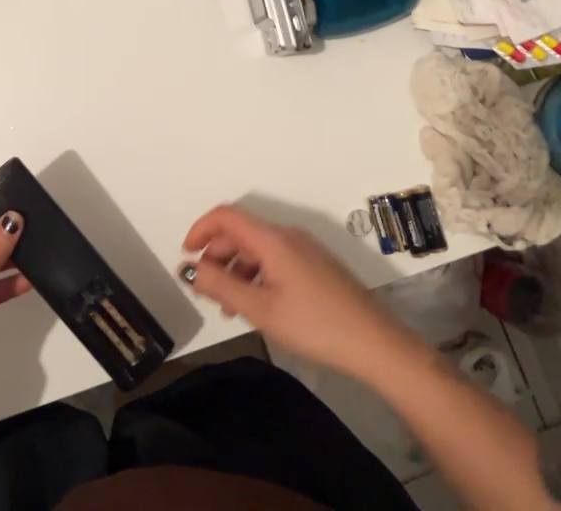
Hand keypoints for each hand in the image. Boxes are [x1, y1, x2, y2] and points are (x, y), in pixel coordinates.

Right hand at [179, 205, 412, 380]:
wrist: (375, 344)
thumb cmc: (314, 325)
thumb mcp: (260, 309)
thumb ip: (221, 286)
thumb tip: (189, 268)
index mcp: (273, 239)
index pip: (226, 216)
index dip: (200, 229)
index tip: (185, 256)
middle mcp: (289, 236)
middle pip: (241, 232)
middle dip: (216, 255)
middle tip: (206, 291)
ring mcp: (306, 250)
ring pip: (258, 248)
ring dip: (236, 270)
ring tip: (230, 307)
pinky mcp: (317, 266)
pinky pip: (275, 260)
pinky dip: (256, 276)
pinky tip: (257, 306)